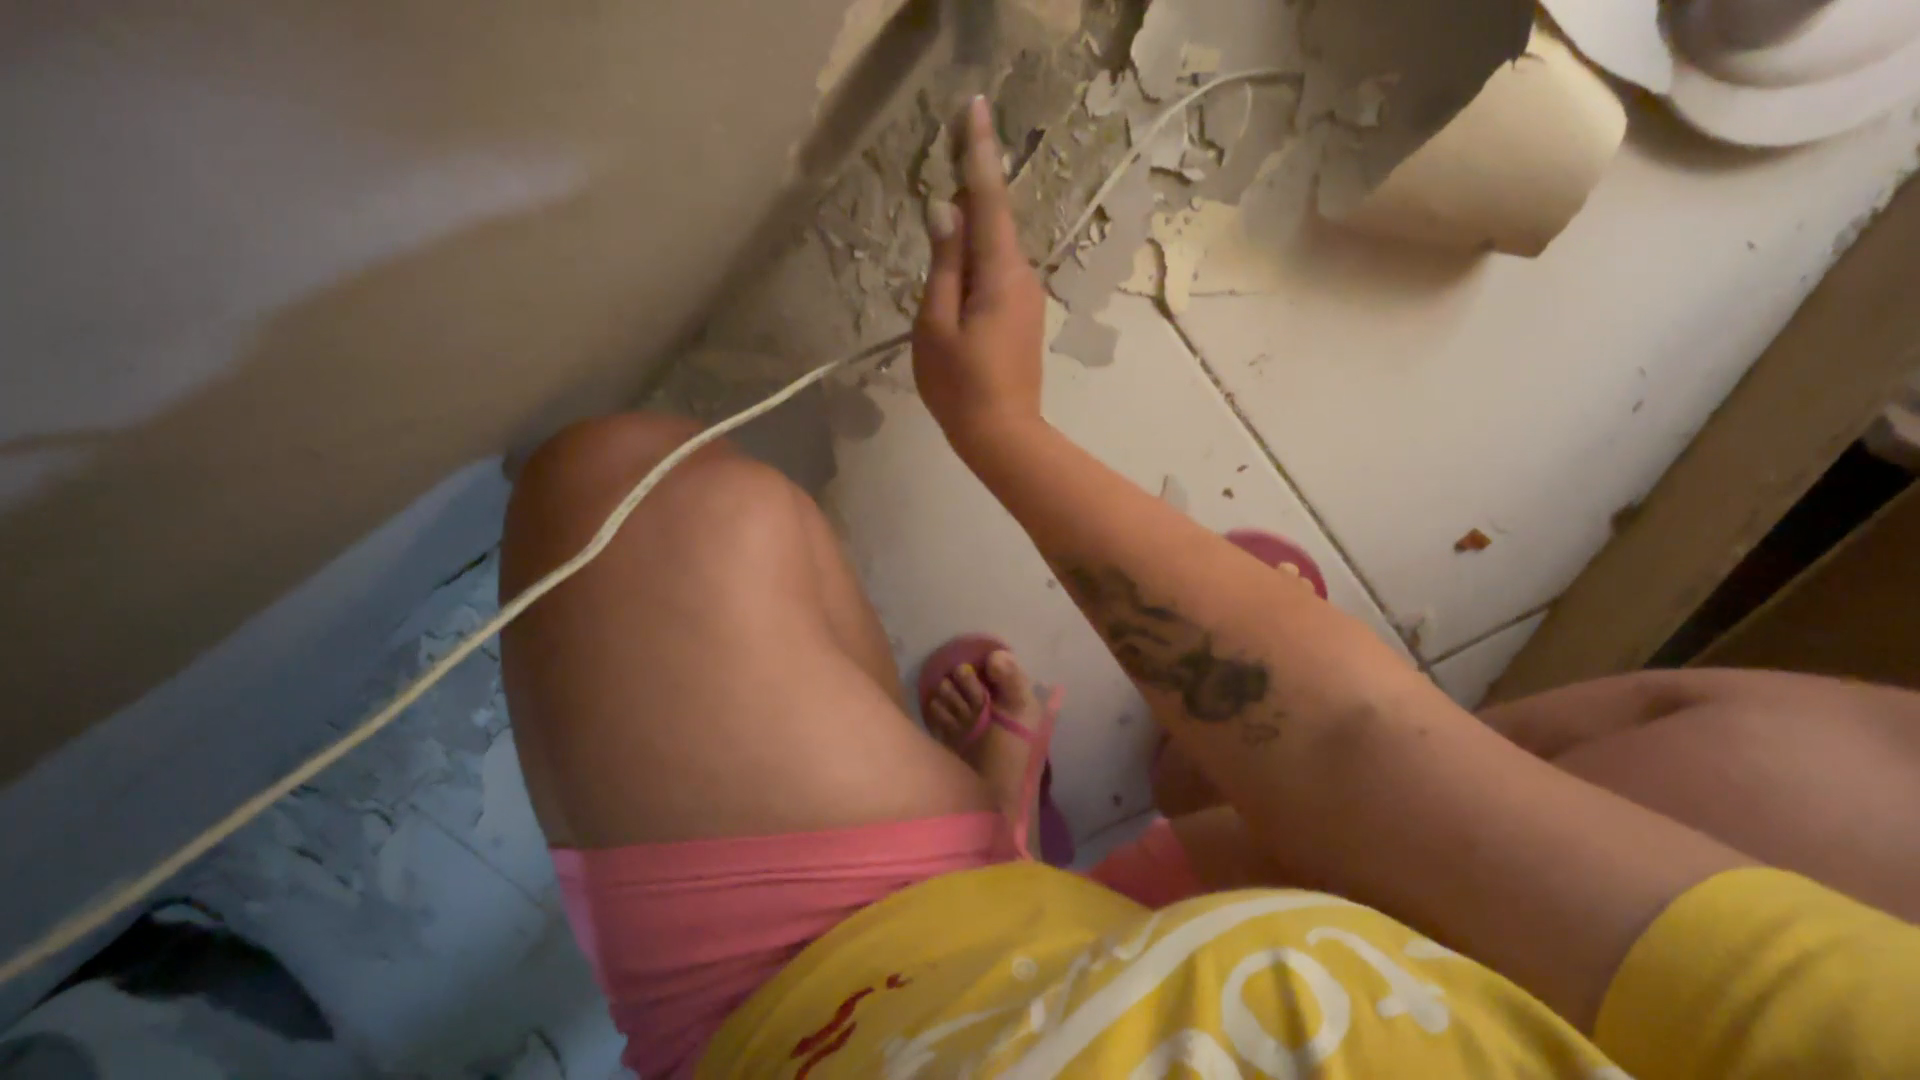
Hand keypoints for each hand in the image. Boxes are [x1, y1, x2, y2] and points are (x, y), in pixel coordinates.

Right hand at [913, 96, 1047, 449]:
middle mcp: (1022, 275)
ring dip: (972, 222)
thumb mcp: (935, 325)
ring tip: (946, 202)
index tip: (975, 107)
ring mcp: (1026, 296)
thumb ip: (943, 266)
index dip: (978, 151)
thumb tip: (946, 213)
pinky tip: (957, 255)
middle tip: (955, 138)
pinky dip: (976, 253)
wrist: (1003, 435)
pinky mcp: (1021, 314)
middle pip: (993, 219)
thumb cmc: (961, 385)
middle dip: (973, 181)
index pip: (988, 198)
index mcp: (1000, 272)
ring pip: (993, 247)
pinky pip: (995, 270)